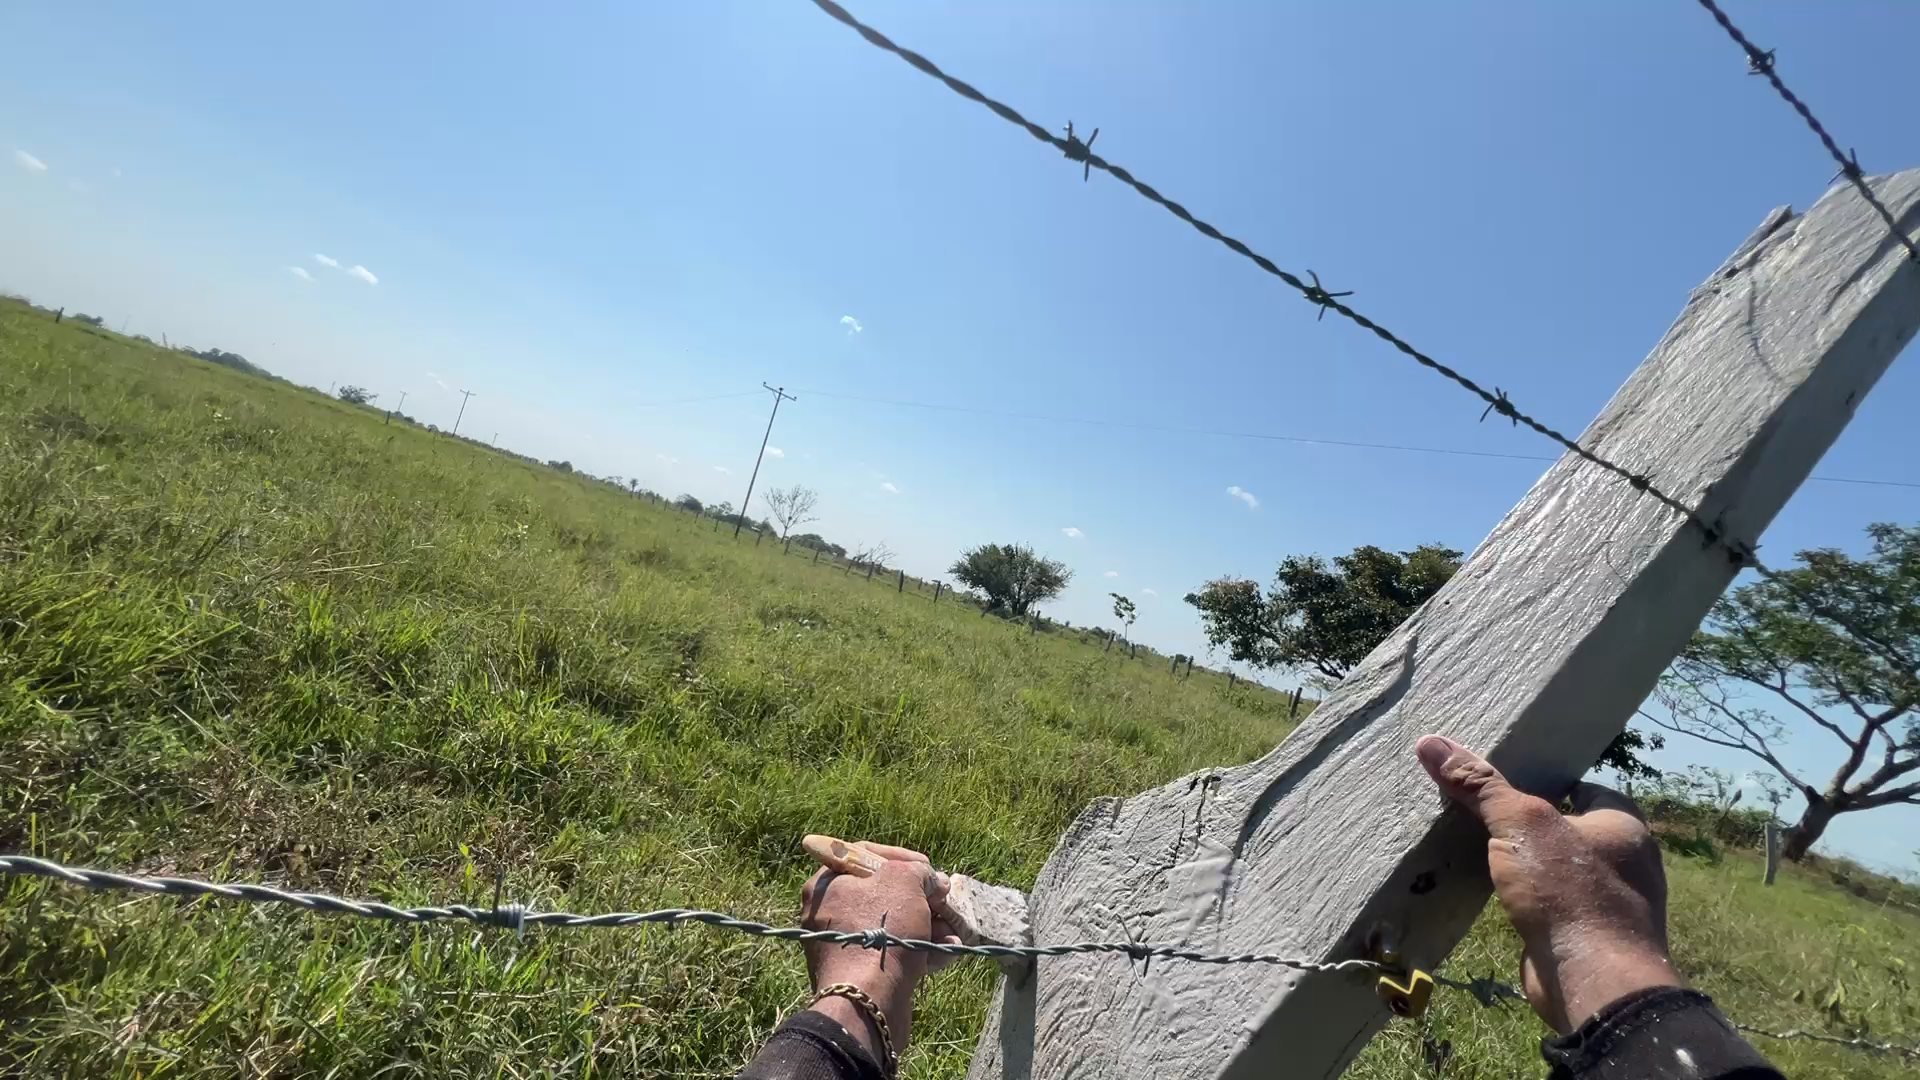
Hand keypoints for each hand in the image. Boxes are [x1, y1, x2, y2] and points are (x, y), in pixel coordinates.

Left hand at [798, 842, 957, 1060]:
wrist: (869, 1001)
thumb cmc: (881, 928)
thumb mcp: (905, 880)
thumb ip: (920, 872)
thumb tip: (934, 882)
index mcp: (826, 885)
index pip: (864, 855)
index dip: (900, 856)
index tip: (926, 865)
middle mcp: (829, 914)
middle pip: (882, 893)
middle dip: (920, 897)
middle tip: (943, 898)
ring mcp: (844, 946)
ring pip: (892, 925)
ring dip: (927, 924)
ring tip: (953, 929)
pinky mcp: (860, 975)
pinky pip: (891, 952)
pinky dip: (919, 949)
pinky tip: (947, 950)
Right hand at [1415, 735, 1679, 1033]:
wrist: (1594, 985)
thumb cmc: (1569, 891)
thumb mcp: (1518, 823)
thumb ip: (1479, 784)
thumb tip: (1430, 741)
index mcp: (1626, 830)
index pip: (1587, 788)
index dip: (1548, 778)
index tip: (1505, 775)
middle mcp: (1625, 863)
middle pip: (1566, 824)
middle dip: (1525, 817)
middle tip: (1478, 802)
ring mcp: (1606, 901)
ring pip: (1553, 862)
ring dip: (1519, 855)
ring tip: (1474, 840)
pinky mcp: (1583, 931)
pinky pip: (1546, 895)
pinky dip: (1520, 888)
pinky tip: (1487, 882)